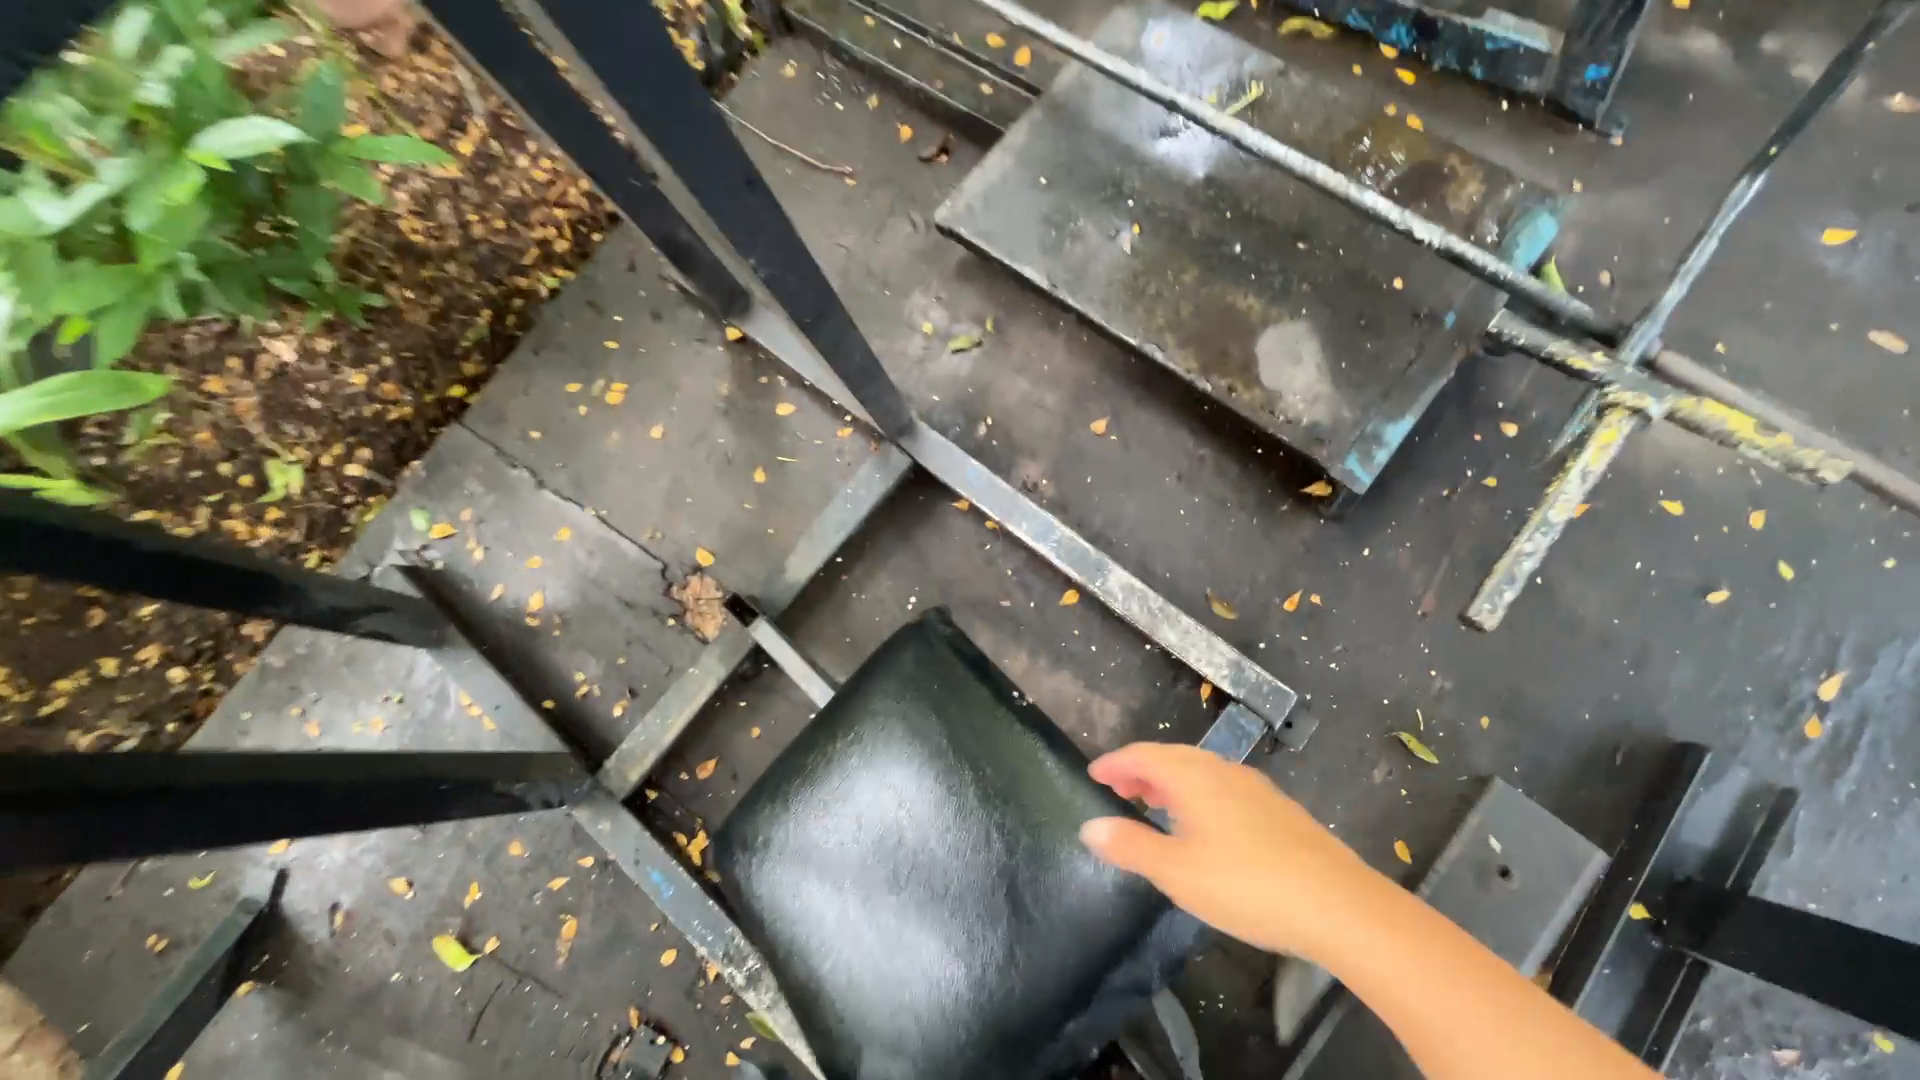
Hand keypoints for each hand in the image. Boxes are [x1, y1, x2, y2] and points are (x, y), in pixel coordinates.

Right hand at [1079, 742, 1383, 958]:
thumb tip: (1090, 826)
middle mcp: (1223, 771)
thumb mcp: (1177, 873)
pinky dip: (1197, 794)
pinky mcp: (1277, 809)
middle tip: (1117, 790)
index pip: (1143, 755)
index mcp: (1193, 777)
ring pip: (1201, 771)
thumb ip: (1131, 847)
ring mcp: (1254, 788)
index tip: (1092, 774)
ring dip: (1170, 781)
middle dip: (1141, 770)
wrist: (1340, 905)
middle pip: (1172, 757)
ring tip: (1152, 805)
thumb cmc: (1247, 885)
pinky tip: (1202, 825)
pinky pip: (1222, 787)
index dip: (1114, 763)